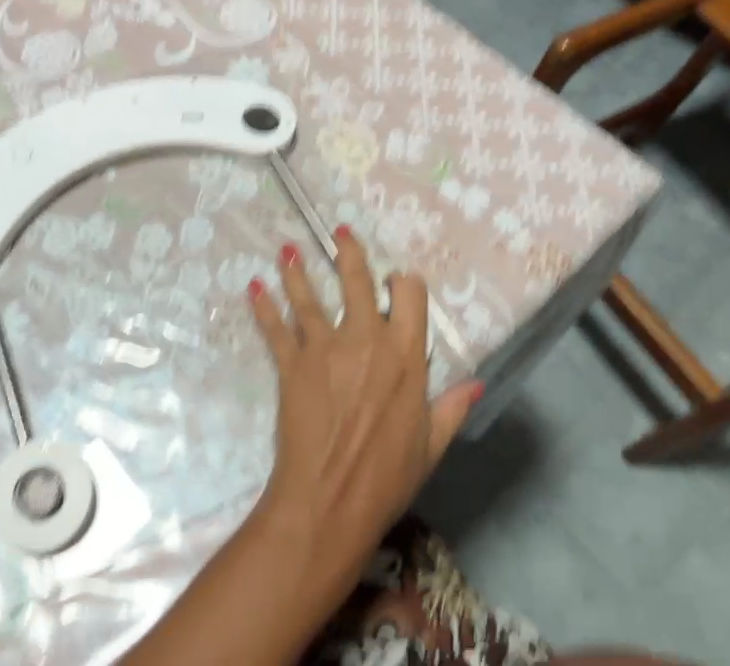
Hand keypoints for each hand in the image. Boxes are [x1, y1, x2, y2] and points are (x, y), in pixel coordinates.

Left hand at [246, 226, 483, 595]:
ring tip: (287, 249)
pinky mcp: (291, 365)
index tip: (396, 278)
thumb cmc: (387, 477)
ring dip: (297, 271)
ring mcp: (324, 349)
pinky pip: (275, 329)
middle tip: (338, 231)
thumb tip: (476, 383)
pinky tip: (253, 287)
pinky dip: (263, 307)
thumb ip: (451, 408)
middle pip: (356, 282)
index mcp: (405, 356)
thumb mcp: (431, 445)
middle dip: (348, 253)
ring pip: (309, 298)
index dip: (403, 282)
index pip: (409, 296)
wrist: (330, 499)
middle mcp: (365, 340)